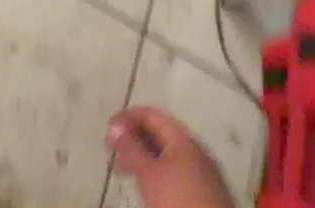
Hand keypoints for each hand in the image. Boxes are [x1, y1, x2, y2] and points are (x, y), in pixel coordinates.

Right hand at [106, 106, 234, 207]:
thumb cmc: (177, 200)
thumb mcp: (147, 172)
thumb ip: (129, 146)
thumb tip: (114, 127)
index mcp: (184, 141)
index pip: (151, 115)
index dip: (127, 117)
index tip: (109, 129)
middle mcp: (196, 151)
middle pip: (160, 133)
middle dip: (134, 138)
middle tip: (114, 149)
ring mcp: (203, 172)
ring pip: (167, 153)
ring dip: (143, 155)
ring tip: (125, 169)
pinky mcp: (204, 191)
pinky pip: (176, 170)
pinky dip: (157, 169)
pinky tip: (148, 184)